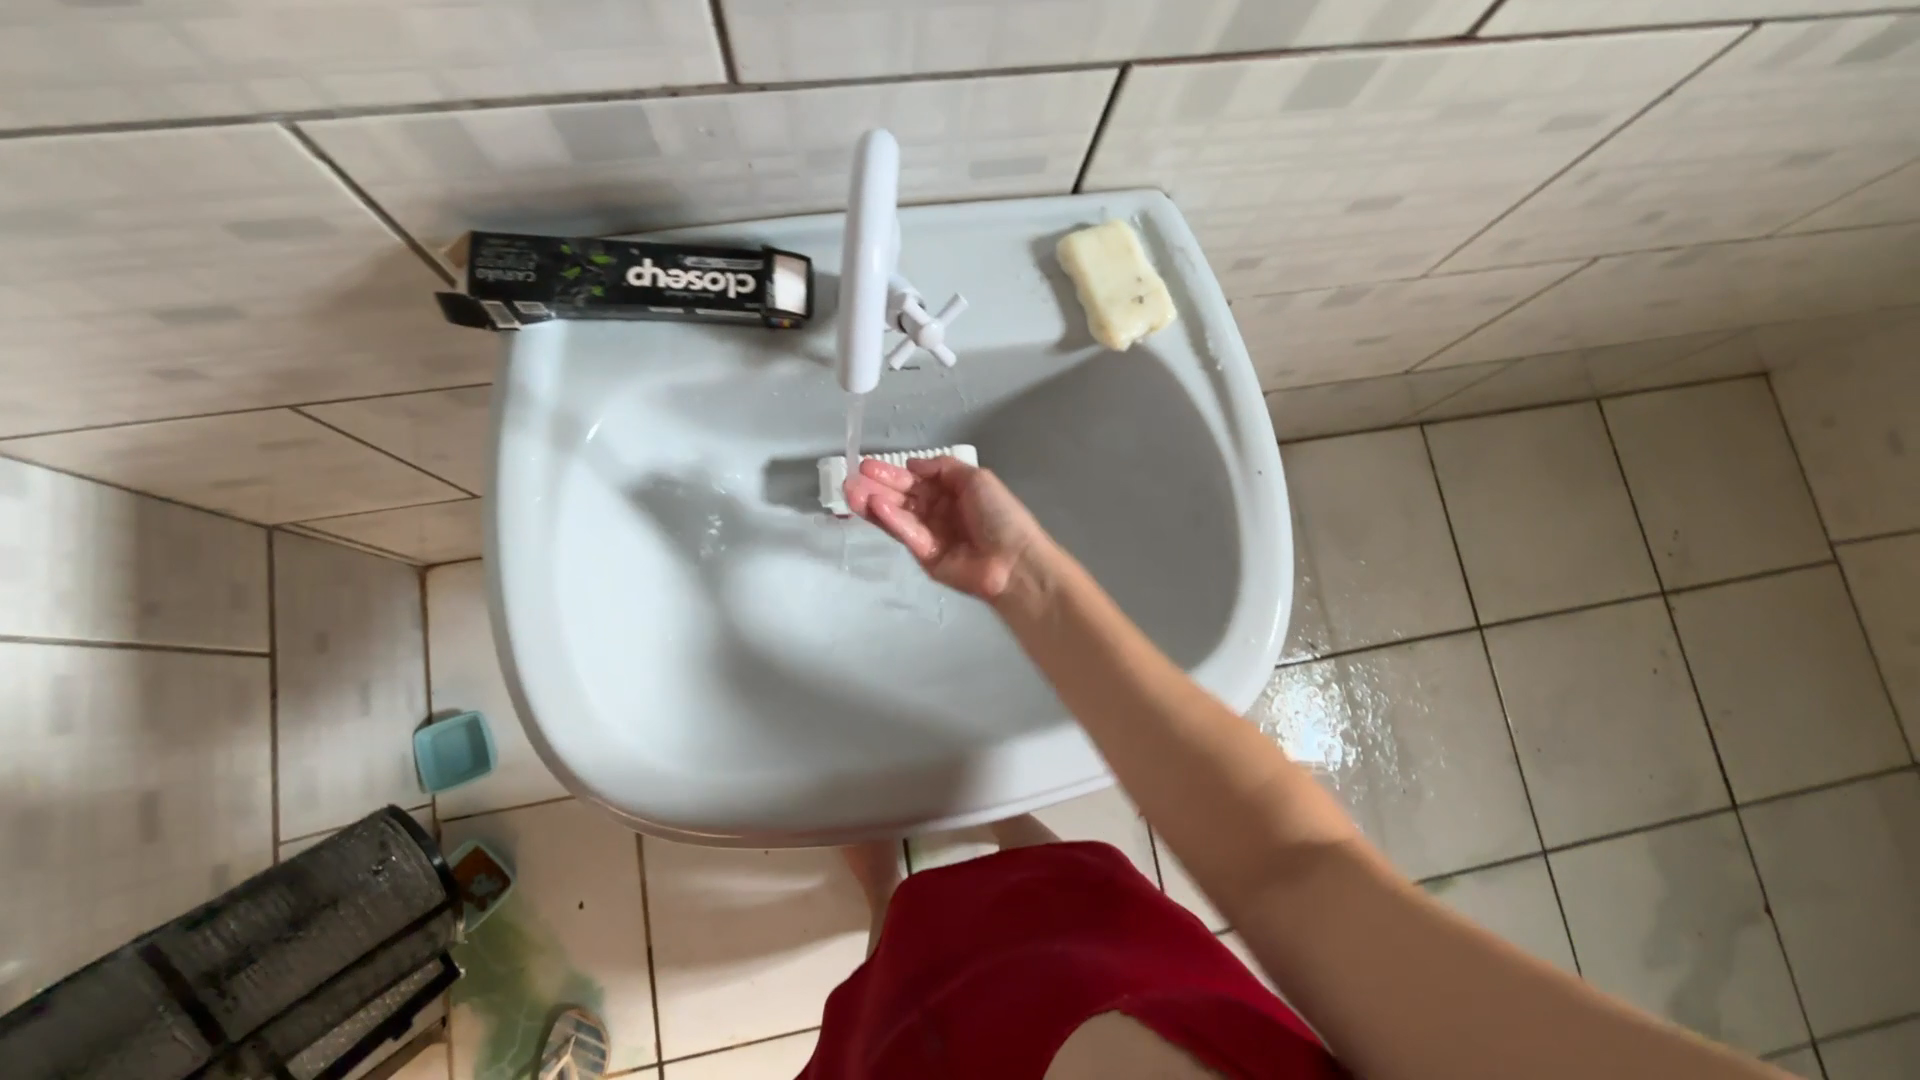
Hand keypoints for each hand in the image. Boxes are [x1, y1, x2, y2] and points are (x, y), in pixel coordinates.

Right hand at [842, 456, 1049, 601]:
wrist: (1014, 561)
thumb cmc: (1000, 515)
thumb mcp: (976, 478)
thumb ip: (943, 468)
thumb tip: (913, 464)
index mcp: (953, 493)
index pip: (916, 481)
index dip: (893, 473)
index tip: (868, 466)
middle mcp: (939, 513)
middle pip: (902, 498)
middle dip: (877, 487)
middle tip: (851, 478)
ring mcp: (930, 536)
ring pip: (898, 516)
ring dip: (874, 503)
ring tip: (850, 491)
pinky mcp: (925, 557)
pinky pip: (906, 534)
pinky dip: (891, 520)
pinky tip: (874, 506)